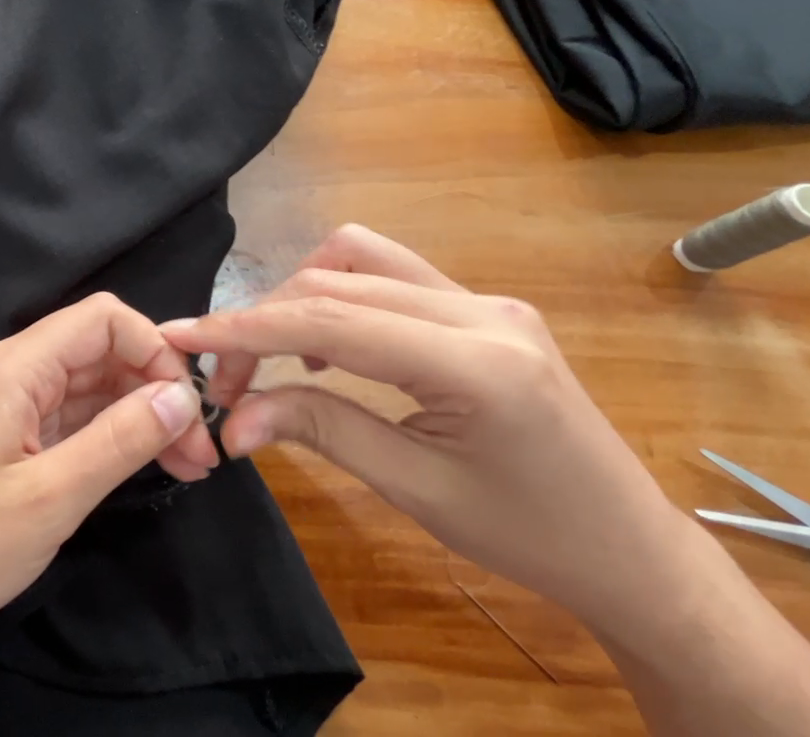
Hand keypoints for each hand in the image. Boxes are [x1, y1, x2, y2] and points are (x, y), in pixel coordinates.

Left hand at [0, 293, 216, 653]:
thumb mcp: (51, 497)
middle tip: (202, 455)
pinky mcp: (0, 435)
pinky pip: (63, 417)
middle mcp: (6, 372)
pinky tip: (143, 467)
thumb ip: (119, 440)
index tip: (191, 410)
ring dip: (137, 417)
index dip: (154, 351)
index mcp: (12, 368)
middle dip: (154, 390)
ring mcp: (1, 404)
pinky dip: (106, 436)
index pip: (101, 319)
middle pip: (97, 351)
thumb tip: (180, 397)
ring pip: (85, 387)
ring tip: (188, 469)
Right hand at [159, 225, 691, 628]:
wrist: (632, 551)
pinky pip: (387, 276)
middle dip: (260, 321)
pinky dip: (335, 298)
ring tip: (272, 357)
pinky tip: (325, 349)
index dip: (241, 327)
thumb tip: (230, 422)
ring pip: (357, 258)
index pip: (327, 320)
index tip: (177, 339)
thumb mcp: (414, 489)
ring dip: (297, 297)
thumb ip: (318, 430)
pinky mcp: (482, 308)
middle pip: (334, 281)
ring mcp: (486, 301)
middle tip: (224, 383)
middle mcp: (481, 309)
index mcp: (474, 360)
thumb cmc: (529, 535)